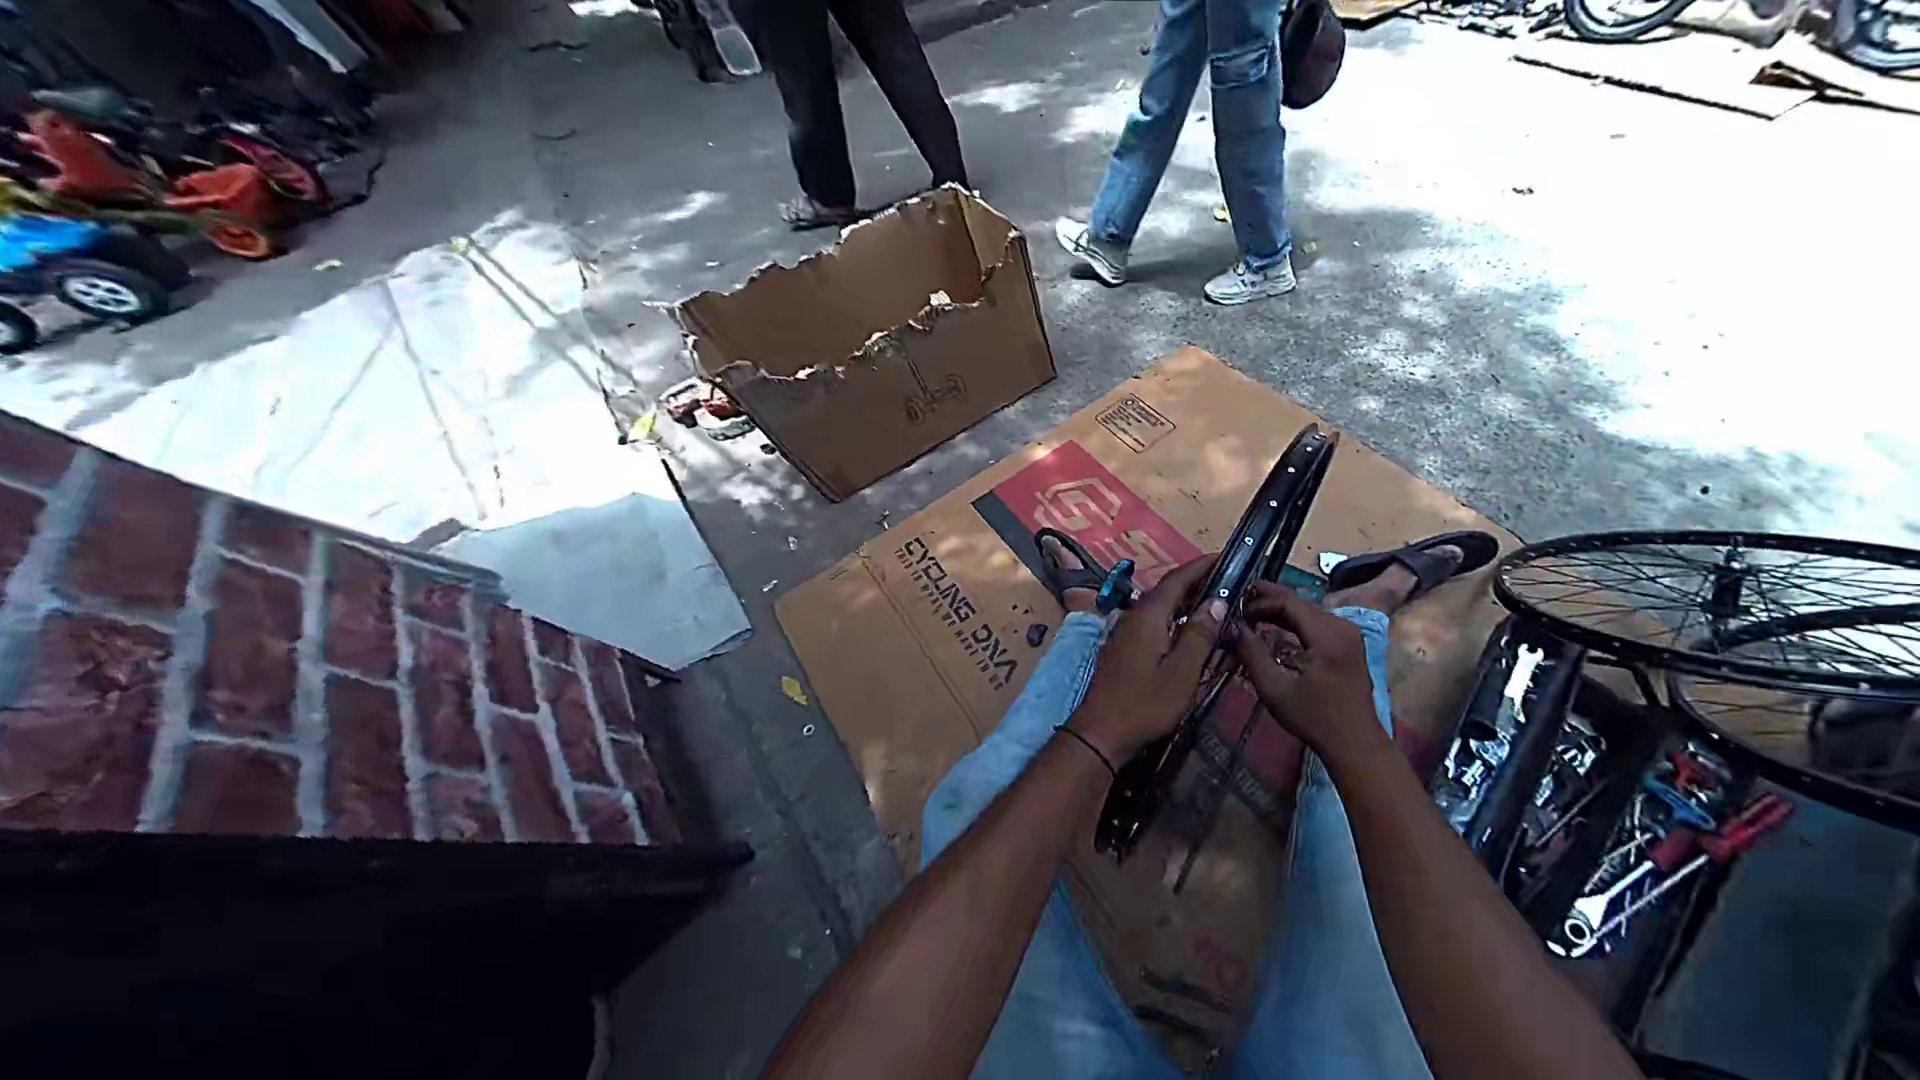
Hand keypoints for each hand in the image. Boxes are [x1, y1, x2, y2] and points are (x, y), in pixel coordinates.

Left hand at [1066, 554, 1223, 761]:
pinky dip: (1174, 618)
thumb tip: (1216, 600)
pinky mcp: (1123, 649)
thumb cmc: (1144, 704)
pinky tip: (1188, 630)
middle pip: (1167, 591)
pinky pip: (1153, 623)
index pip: (1177, 580)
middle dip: (1196, 582)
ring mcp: (1125, 633)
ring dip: (1185, 601)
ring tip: (1214, 602)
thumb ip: (1199, 635)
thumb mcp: (1181, 672)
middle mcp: (1133, 617)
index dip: (1201, 566)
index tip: (1226, 556)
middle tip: (1228, 580)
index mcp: (1147, 616)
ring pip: (1159, 608)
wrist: (1100, 731)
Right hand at [1231, 581, 1384, 756]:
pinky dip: (1291, 623)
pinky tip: (1271, 628)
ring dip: (1277, 612)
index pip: (1289, 602)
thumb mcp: (1274, 687)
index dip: (1259, 602)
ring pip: (1306, 612)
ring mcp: (1348, 634)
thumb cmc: (1313, 717)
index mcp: (1328, 635)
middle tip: (1236, 602)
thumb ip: (1251, 652)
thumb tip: (1231, 626)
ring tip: (1248, 615)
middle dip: (1266, 601)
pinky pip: (1314, 623)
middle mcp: (1342, 627)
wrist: (1355, 743)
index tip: (1235, 609)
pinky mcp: (1347, 644)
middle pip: (1298, 603)